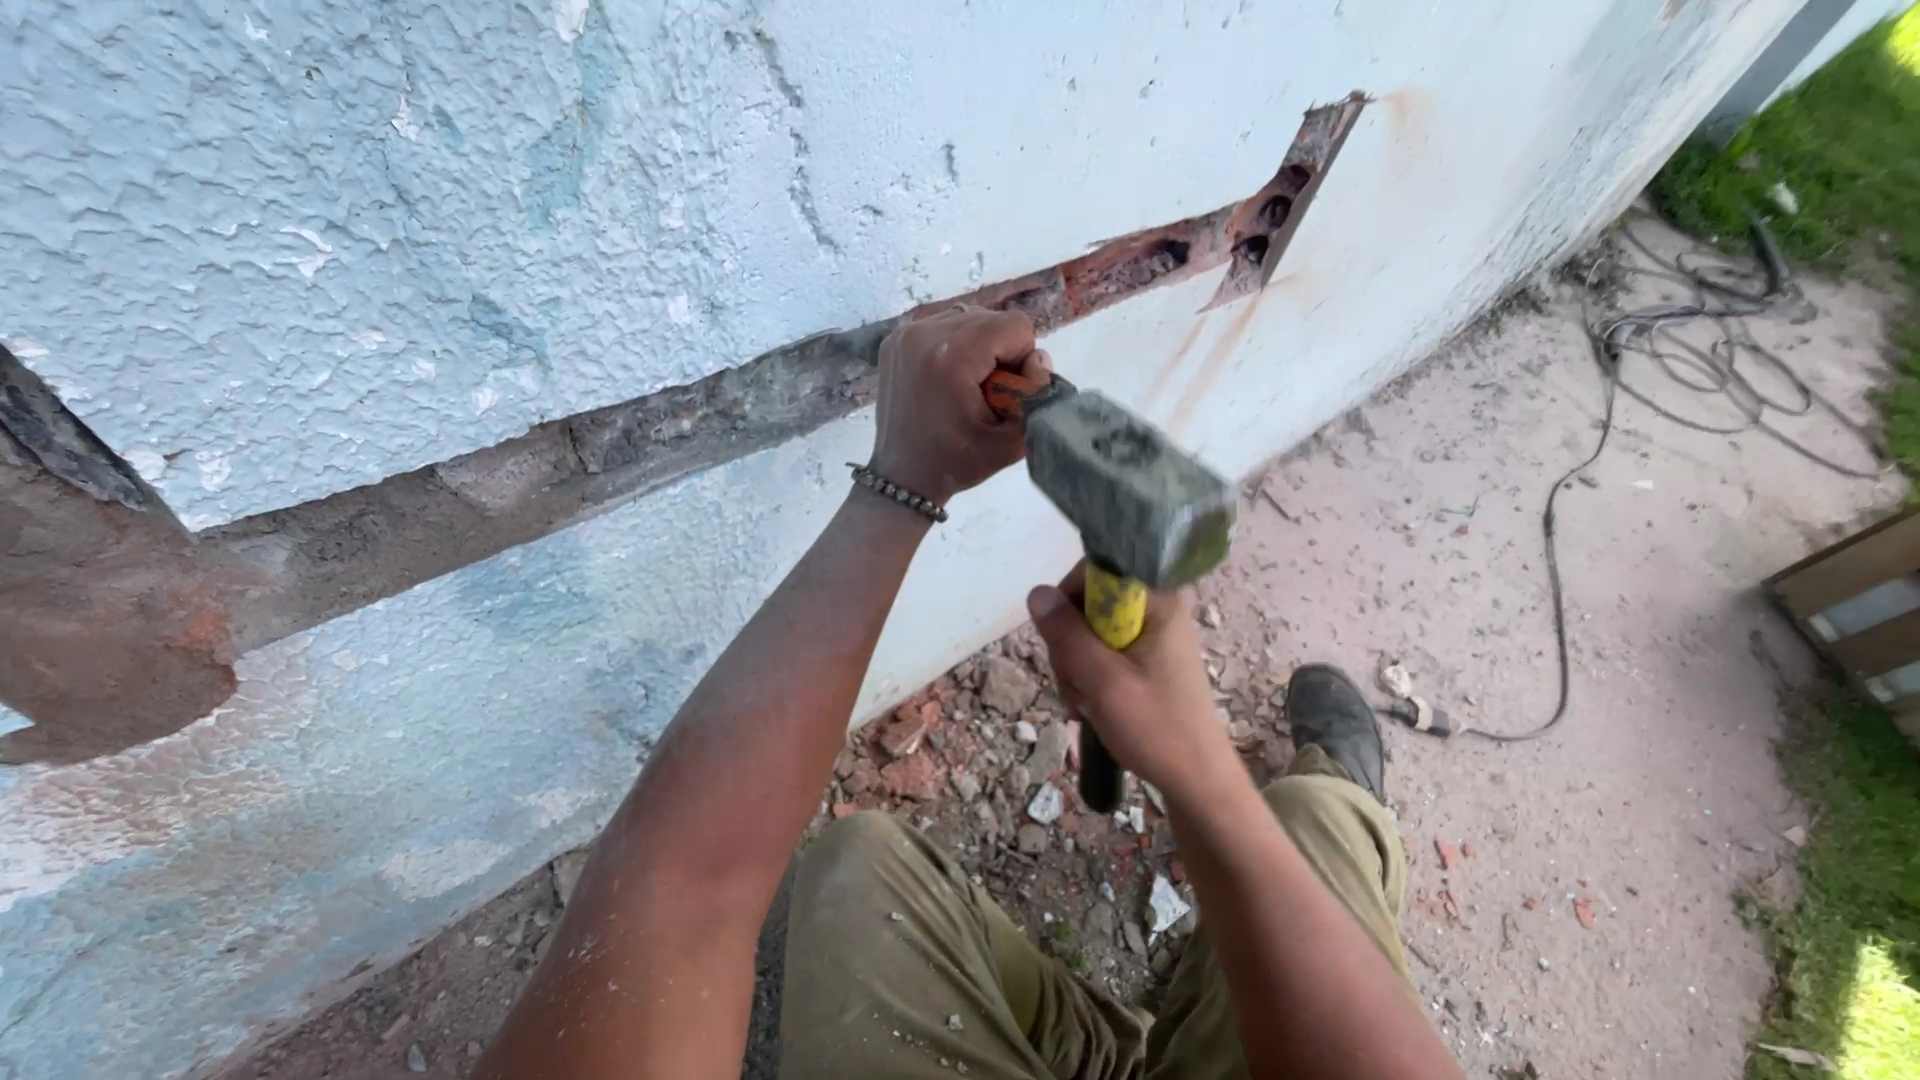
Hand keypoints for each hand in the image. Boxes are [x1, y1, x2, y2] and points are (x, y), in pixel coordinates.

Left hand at [868, 305, 1049, 503]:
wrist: (903, 476)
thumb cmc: (957, 462)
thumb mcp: (1012, 440)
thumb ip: (1038, 394)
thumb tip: (1037, 360)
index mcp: (953, 356)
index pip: (1015, 326)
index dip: (1022, 358)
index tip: (1005, 391)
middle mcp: (925, 333)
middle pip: (992, 318)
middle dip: (1001, 351)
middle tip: (987, 391)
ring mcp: (906, 333)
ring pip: (968, 317)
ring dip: (979, 346)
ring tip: (967, 384)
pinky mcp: (896, 338)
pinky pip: (943, 324)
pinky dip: (955, 345)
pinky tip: (948, 377)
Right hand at [1026, 565, 1238, 805]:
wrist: (1195, 780)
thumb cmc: (1155, 727)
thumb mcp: (1102, 680)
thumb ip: (1067, 634)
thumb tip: (1036, 593)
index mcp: (1157, 603)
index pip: (1096, 573)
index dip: (1069, 599)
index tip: (1061, 637)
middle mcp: (1155, 612)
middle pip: (1087, 606)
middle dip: (1071, 646)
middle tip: (1080, 683)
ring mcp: (1150, 639)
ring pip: (1088, 635)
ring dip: (1076, 669)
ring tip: (1087, 704)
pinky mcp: (1145, 662)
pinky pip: (1101, 656)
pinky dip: (1089, 680)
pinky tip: (1092, 707)